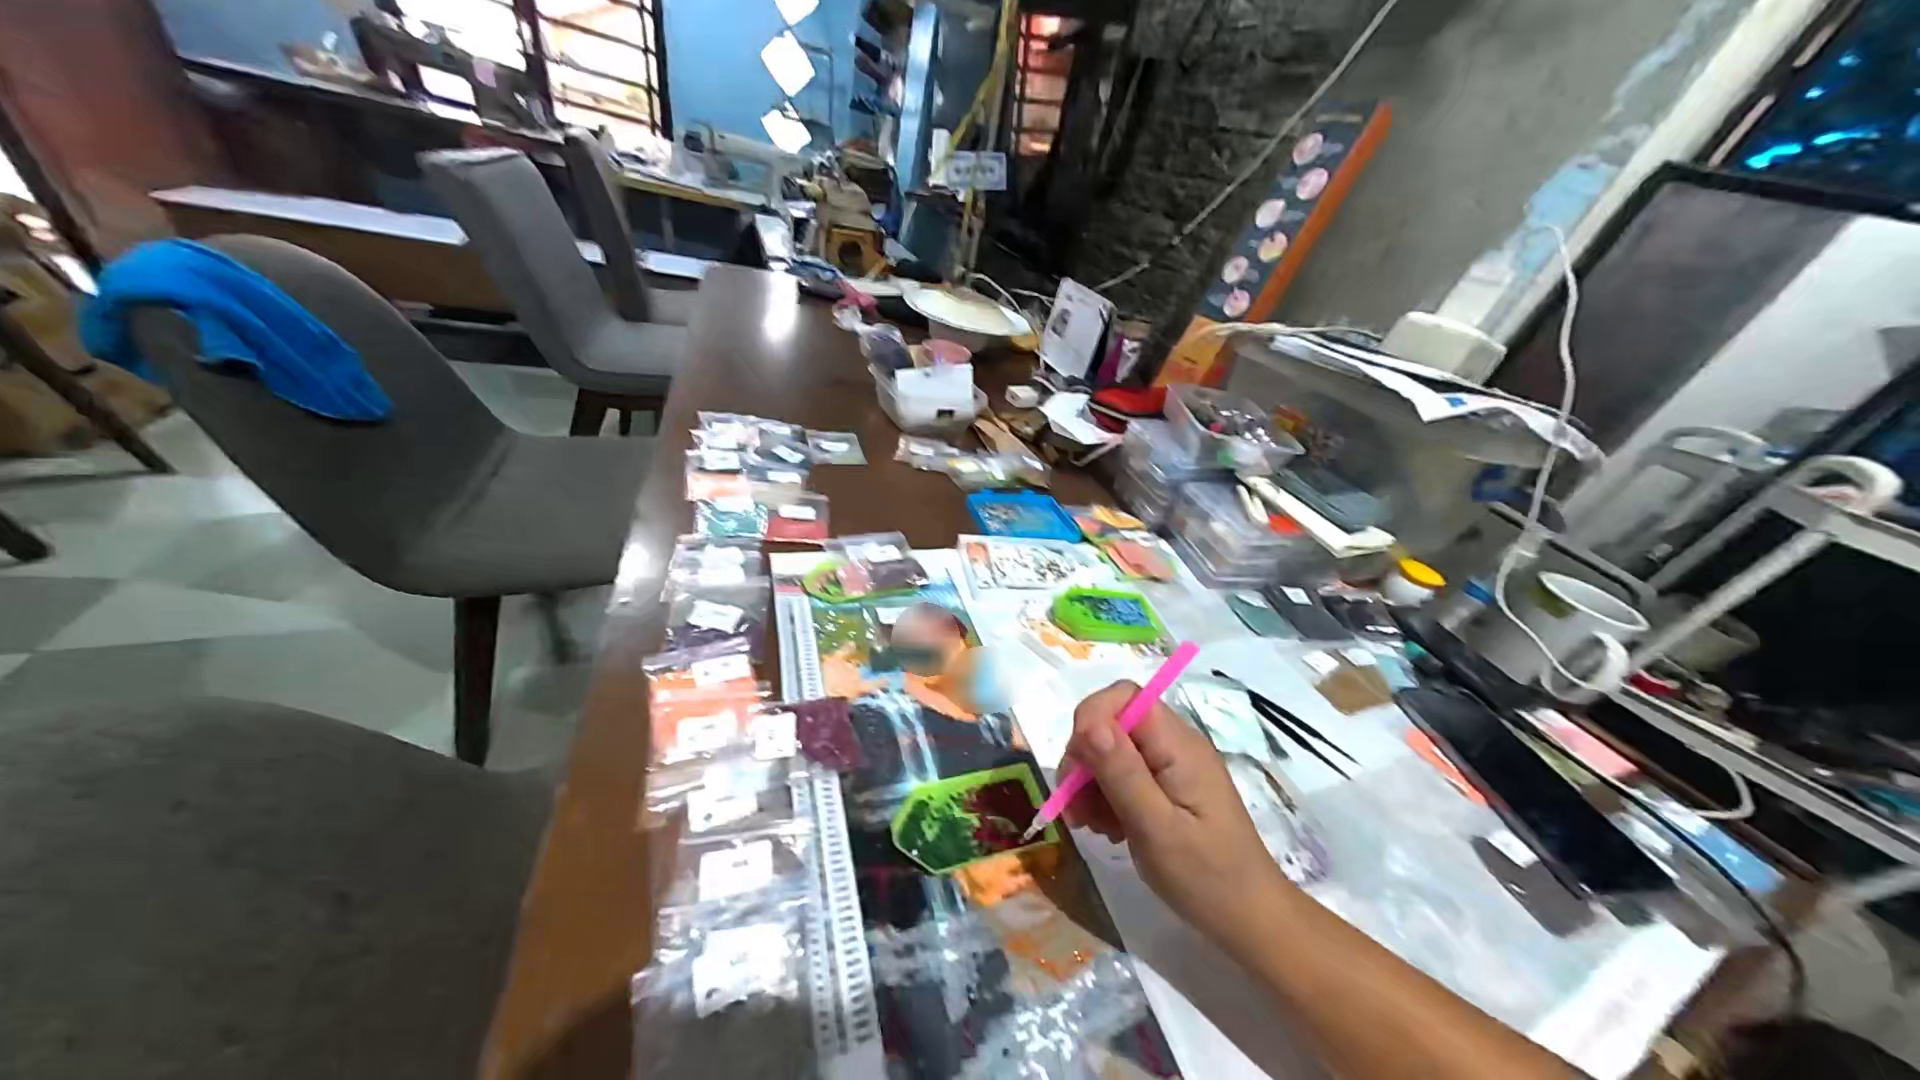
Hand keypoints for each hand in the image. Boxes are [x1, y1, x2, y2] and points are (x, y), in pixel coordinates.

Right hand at [1058, 681, 1291, 948]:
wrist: (1251, 921)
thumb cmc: (1207, 877)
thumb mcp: (1156, 828)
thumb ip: (1121, 772)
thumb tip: (1089, 723)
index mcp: (1178, 745)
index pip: (1125, 696)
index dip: (1092, 718)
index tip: (1077, 766)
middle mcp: (1174, 745)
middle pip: (1112, 723)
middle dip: (1084, 759)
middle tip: (1075, 808)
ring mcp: (1170, 767)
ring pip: (1111, 751)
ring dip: (1090, 784)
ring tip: (1091, 827)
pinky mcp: (1166, 788)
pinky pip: (1122, 775)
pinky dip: (1105, 798)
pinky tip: (1108, 830)